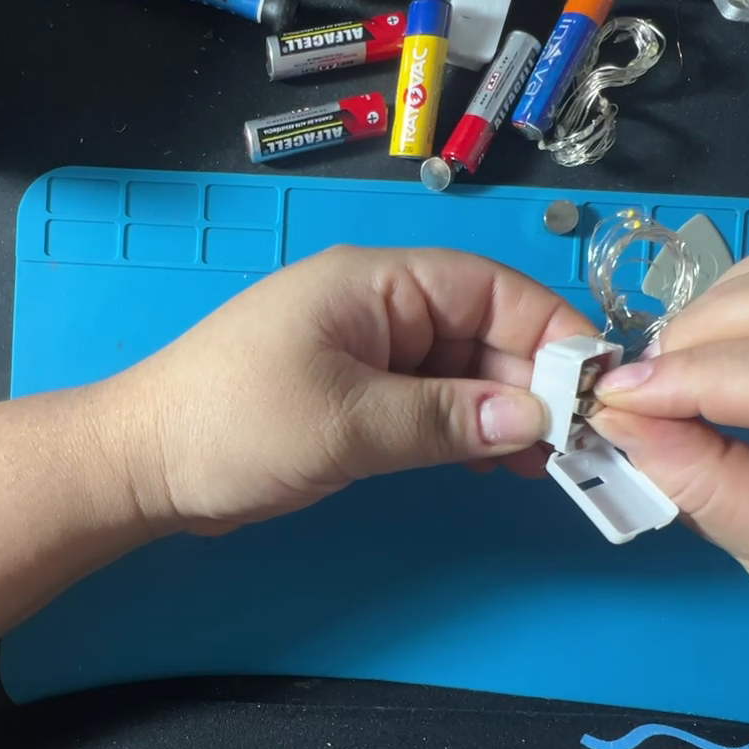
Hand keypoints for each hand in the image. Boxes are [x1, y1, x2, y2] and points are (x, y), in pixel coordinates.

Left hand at [102, 247, 593, 534]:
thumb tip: (537, 420)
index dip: (551, 333)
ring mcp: (368, 356)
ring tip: (551, 463)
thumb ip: (446, 419)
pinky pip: (428, 404)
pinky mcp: (356, 398)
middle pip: (481, 333)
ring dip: (503, 413)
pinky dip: (463, 430)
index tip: (599, 388)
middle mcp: (379, 310)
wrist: (149, 465)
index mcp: (376, 284)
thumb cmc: (236, 424)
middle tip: (584, 443)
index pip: (489, 290)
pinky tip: (495, 462)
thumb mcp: (348, 422)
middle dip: (532, 383)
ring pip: (459, 373)